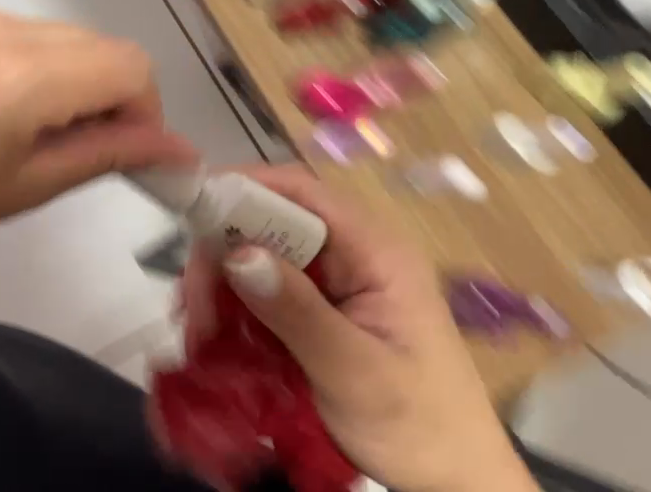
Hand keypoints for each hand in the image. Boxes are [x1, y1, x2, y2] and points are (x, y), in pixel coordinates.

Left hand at [0, 10, 198, 276]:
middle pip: (102, 46)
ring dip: (79, 81)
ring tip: (41, 137)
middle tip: (89, 153)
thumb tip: (176, 148)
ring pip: (66, 38)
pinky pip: (26, 36)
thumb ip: (106, 154)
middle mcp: (5, 29)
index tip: (129, 157)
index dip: (147, 114)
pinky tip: (7, 113)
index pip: (130, 67)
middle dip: (116, 97)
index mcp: (24, 73)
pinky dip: (43, 68)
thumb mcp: (24, 186)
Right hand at [204, 167, 536, 491]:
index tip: (191, 212)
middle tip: (192, 302)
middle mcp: (351, 255)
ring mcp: (334, 282)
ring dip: (219, 285)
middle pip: (267, 223)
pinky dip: (231, 307)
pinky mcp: (318, 309)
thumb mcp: (356, 372)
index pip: (300, 192)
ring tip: (197, 330)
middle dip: (221, 254)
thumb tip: (238, 253)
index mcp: (374, 252)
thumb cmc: (419, 428)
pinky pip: (262, 288)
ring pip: (257, 256)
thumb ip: (298, 311)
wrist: (459, 487)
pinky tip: (211, 336)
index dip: (243, 188)